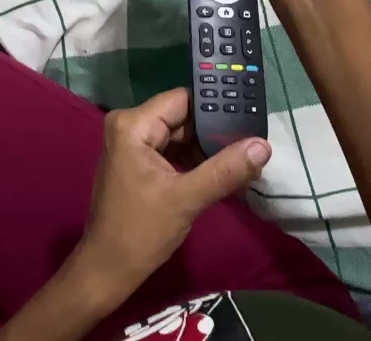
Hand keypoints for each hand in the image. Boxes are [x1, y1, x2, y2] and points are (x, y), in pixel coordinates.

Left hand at [75, 89, 270, 294]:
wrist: (108, 270)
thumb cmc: (141, 232)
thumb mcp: (187, 199)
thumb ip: (225, 170)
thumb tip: (263, 145)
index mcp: (133, 124)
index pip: (182, 100)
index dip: (215, 107)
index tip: (248, 115)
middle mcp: (129, 125)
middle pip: (181, 117)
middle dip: (214, 132)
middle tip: (252, 141)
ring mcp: (132, 143)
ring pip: (179, 135)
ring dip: (207, 149)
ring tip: (244, 159)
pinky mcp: (137, 161)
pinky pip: (171, 150)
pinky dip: (195, 161)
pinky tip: (223, 172)